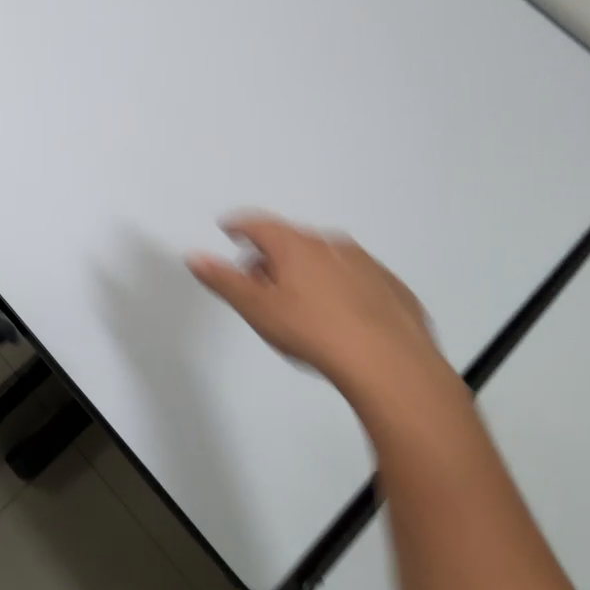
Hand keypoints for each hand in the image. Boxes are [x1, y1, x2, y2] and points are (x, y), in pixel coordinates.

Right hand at [187, 215, 447, 399]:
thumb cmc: (312, 331)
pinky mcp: (394, 289)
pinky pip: (357, 279)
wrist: (391, 365)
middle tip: (260, 281)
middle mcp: (331, 246)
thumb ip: (222, 279)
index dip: (238, 226)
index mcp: (294, 245)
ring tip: (299, 302)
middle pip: (292, 241)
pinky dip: (341, 287)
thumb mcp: (255, 308)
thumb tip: (195, 255)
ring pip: (326, 259)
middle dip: (272, 255)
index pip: (257, 224)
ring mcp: (368, 265)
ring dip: (307, 270)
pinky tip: (339, 316)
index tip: (228, 230)